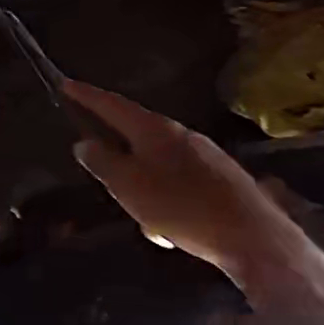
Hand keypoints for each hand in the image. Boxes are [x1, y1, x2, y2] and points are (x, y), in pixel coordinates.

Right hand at [65, 80, 311, 286]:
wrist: (257, 240)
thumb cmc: (182, 207)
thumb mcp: (128, 186)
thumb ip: (102, 162)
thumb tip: (85, 143)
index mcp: (153, 128)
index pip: (111, 103)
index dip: (86, 95)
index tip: (65, 84)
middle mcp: (180, 133)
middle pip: (135, 130)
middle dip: (114, 144)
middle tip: (95, 156)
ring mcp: (205, 155)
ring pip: (157, 160)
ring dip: (141, 181)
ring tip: (139, 214)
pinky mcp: (222, 179)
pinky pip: (179, 179)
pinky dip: (164, 196)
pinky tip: (169, 228)